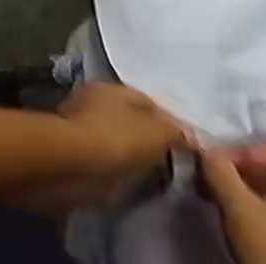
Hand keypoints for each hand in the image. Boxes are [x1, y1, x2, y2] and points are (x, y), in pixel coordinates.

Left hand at [59, 82, 192, 180]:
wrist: (77, 161)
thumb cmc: (118, 137)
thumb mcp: (158, 131)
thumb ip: (176, 130)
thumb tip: (188, 136)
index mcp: (111, 87)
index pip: (149, 101)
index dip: (171, 122)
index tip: (189, 146)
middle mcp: (95, 99)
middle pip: (134, 119)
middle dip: (154, 138)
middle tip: (176, 161)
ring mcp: (84, 123)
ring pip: (121, 136)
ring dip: (137, 152)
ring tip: (161, 172)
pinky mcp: (79, 147)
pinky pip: (110, 153)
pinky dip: (123, 163)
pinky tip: (138, 177)